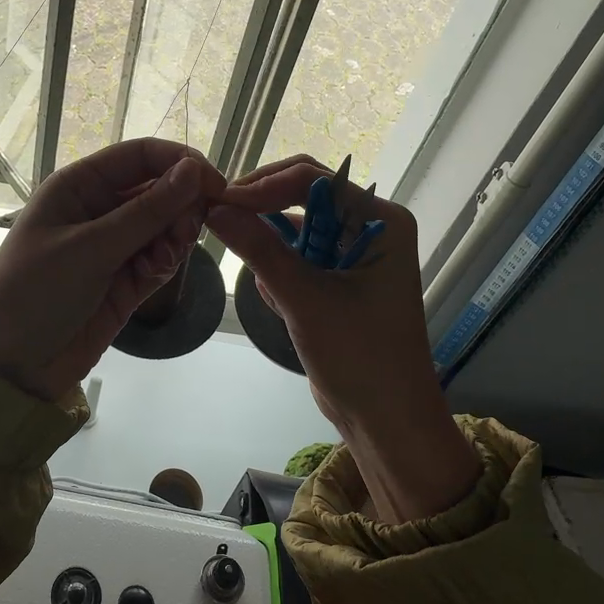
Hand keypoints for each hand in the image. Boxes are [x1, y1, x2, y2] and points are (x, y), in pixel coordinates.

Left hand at [0, 139, 223, 400]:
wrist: (7, 366)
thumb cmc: (34, 292)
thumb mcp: (89, 248)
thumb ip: (146, 211)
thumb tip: (194, 169)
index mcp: (80, 186)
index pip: (140, 156)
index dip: (180, 163)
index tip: (216, 184)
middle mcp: (100, 208)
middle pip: (158, 189)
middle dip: (182, 204)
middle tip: (189, 230)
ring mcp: (114, 246)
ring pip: (165, 225)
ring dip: (176, 235)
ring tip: (167, 256)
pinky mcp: (126, 281)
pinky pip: (161, 258)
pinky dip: (167, 261)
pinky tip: (156, 272)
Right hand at [209, 156, 480, 520]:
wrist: (388, 423)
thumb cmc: (360, 358)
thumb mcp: (304, 299)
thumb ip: (259, 249)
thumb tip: (214, 208)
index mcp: (382, 221)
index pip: (313, 181)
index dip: (264, 185)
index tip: (220, 201)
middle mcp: (372, 226)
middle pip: (304, 196)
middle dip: (262, 210)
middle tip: (218, 218)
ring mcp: (355, 252)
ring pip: (296, 225)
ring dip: (272, 247)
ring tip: (259, 276)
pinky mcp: (339, 277)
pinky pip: (298, 253)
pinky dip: (280, 270)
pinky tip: (278, 301)